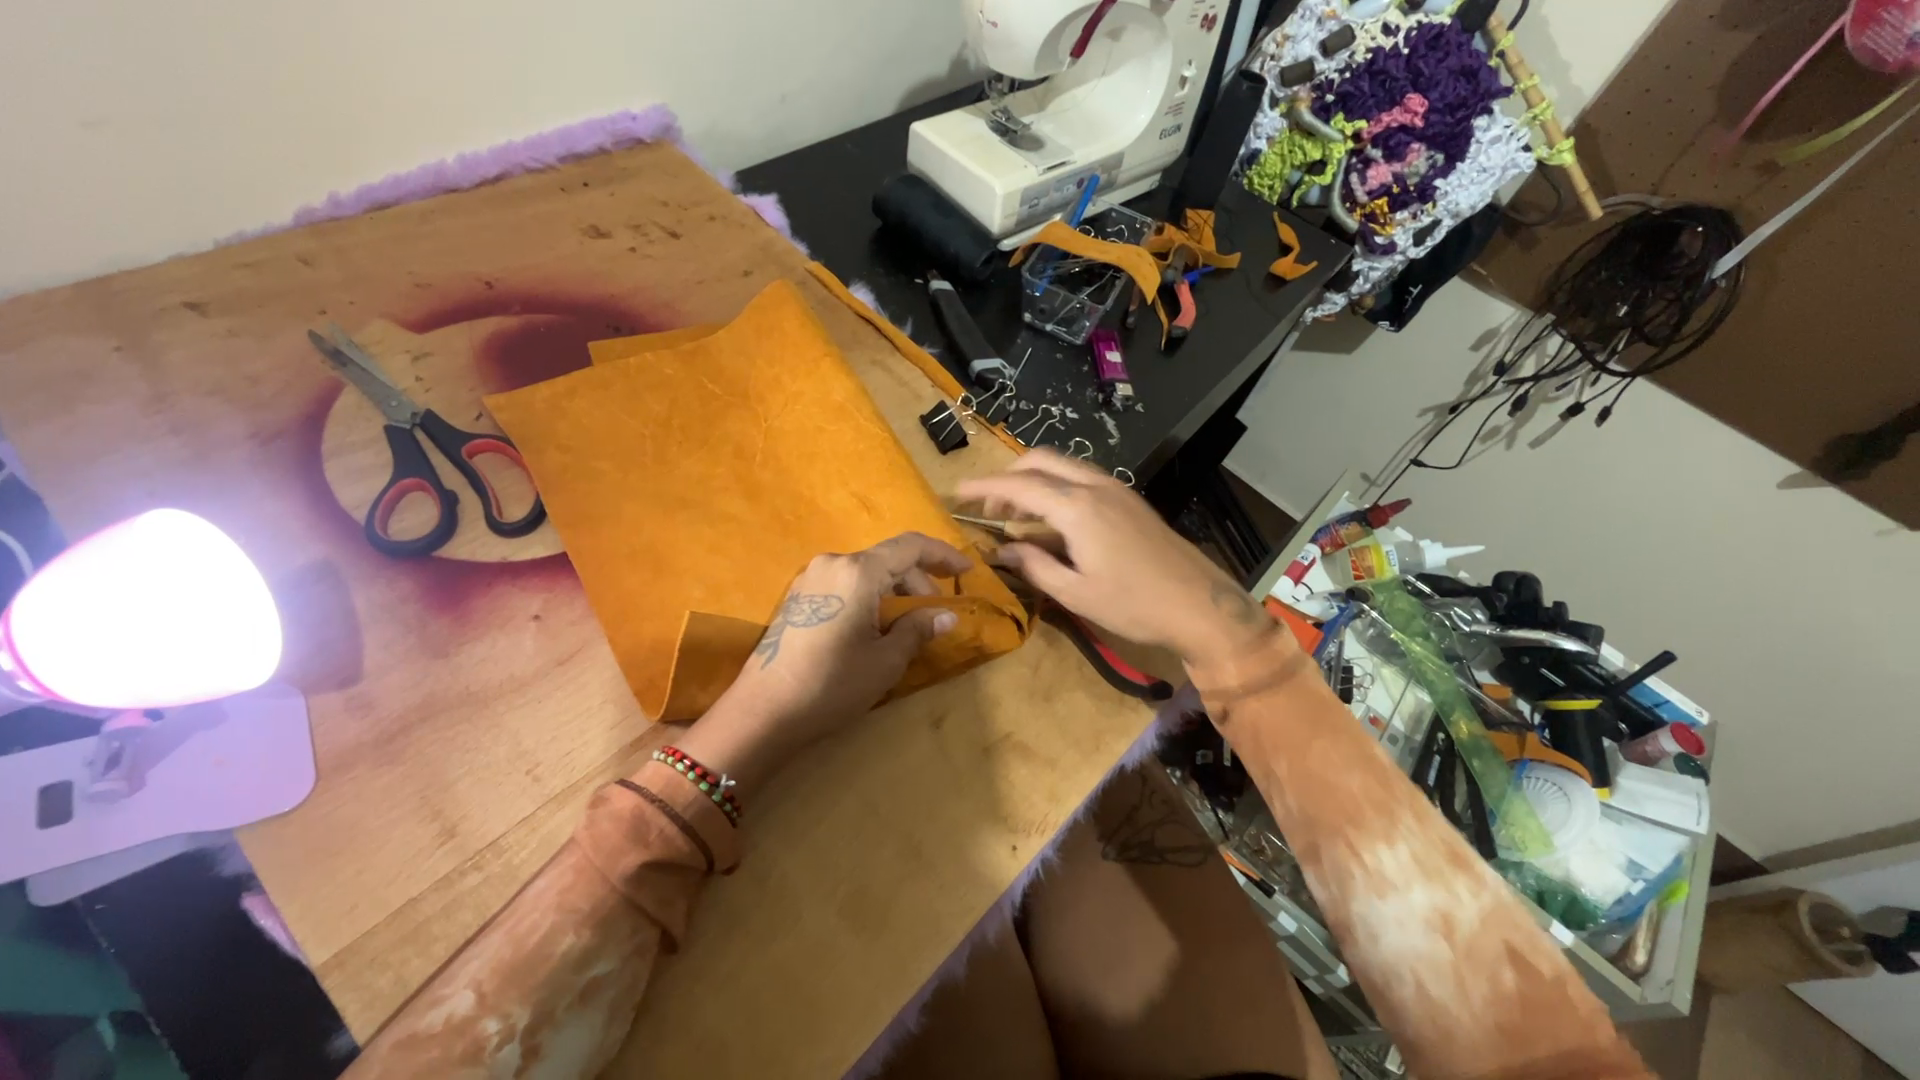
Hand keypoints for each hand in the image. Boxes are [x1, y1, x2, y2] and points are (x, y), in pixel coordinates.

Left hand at [675, 532, 971, 786]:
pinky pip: (844, 585)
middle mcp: (832, 563)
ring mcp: (810, 579)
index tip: (967, 570)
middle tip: (936, 614)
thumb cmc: (831, 685)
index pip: (910, 546)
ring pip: (865, 573)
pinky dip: (868, 598)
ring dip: (893, 591)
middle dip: (917, 581)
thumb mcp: (885, 661)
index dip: (943, 554)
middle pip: (887, 559)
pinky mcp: (797, 597)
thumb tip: (947, 615)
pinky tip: (875, 628)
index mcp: (858, 572)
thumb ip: (918, 629)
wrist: (763, 711)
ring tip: (907, 626)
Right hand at [955, 450, 1277, 662]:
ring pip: (1064, 467)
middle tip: (987, 506)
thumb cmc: (1133, 605)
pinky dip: (1057, 487)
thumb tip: (1003, 550)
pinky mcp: (1130, 501)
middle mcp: (1096, 487)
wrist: (1199, 604)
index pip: (1020, 486)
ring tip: (1014, 513)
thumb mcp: (1075, 593)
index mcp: (1078, 508)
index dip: (985, 487)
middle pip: (1041, 462)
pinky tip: (1052, 519)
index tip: (958, 492)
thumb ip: (1034, 566)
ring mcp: (1117, 490)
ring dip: (1034, 480)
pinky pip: (1083, 479)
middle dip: (1008, 477)